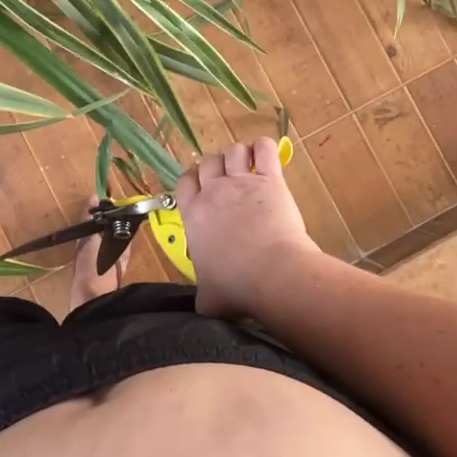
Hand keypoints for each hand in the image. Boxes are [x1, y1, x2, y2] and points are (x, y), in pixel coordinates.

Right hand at [174, 137, 321, 319]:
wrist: (272, 274)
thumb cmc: (236, 287)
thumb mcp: (208, 297)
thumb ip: (202, 295)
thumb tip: (202, 309)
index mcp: (193, 215)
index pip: (184, 182)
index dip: (193, 180)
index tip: (203, 188)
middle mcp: (213, 193)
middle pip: (207, 162)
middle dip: (215, 166)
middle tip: (227, 180)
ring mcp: (241, 182)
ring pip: (233, 151)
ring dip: (238, 156)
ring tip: (247, 168)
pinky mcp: (270, 180)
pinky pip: (264, 149)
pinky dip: (263, 148)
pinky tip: (266, 156)